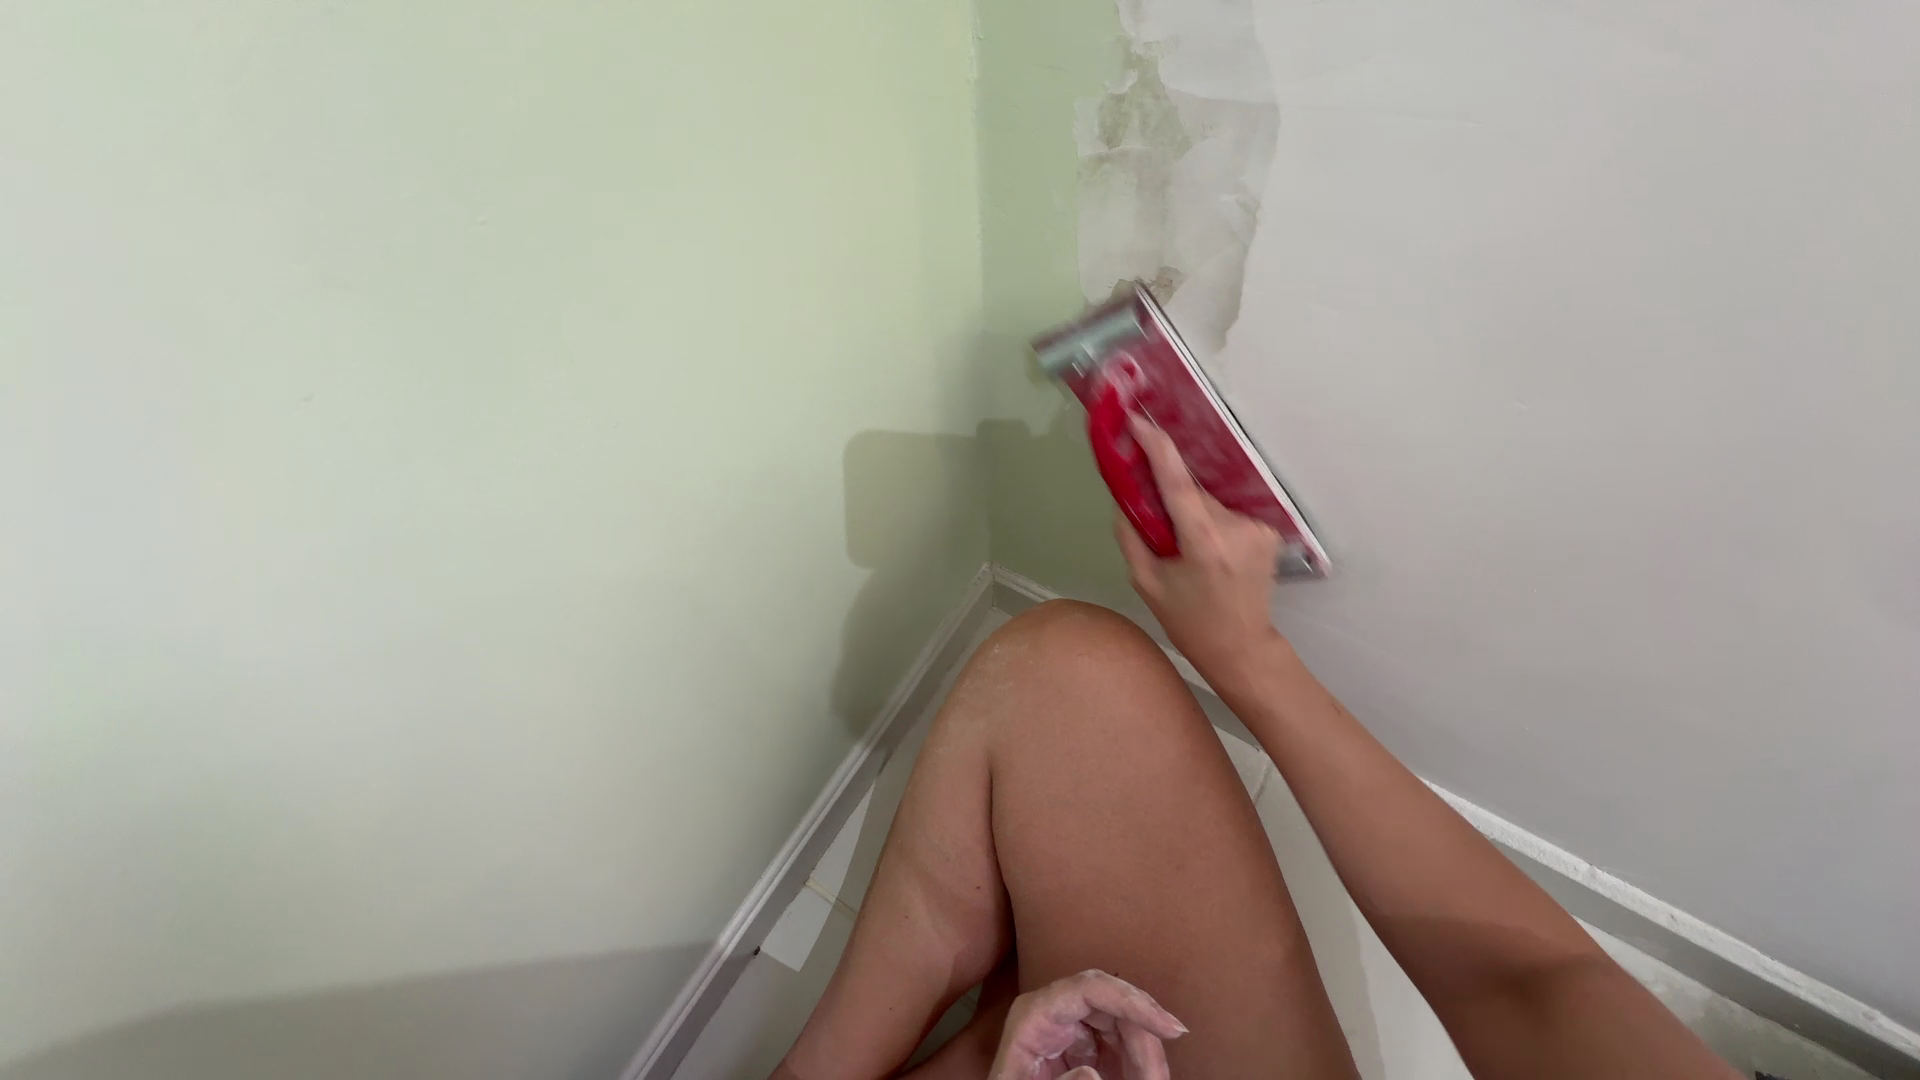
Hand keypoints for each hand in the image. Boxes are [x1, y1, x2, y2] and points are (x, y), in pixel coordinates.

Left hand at [987, 969, 1185, 1079]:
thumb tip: (1093, 1074)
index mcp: (1036, 1012)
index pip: (1090, 988)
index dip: (1132, 1001)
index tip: (1171, 1028)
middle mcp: (1056, 1010)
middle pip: (1113, 1007)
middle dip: (1144, 1040)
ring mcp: (1071, 1027)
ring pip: (1122, 1026)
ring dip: (1144, 1055)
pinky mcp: (1083, 1046)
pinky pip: (1120, 1046)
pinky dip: (1137, 1065)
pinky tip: (1143, 1078)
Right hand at [1114, 416, 1288, 683]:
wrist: (1241, 647)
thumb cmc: (1188, 619)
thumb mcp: (1146, 582)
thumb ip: (1131, 535)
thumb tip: (1123, 496)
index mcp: (1203, 542)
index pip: (1177, 482)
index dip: (1157, 447)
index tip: (1138, 422)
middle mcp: (1235, 527)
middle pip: (1192, 491)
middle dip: (1170, 496)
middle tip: (1157, 524)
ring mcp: (1257, 527)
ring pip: (1209, 501)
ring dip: (1191, 511)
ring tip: (1187, 548)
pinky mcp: (1269, 530)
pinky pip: (1226, 512)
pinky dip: (1210, 521)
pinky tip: (1208, 551)